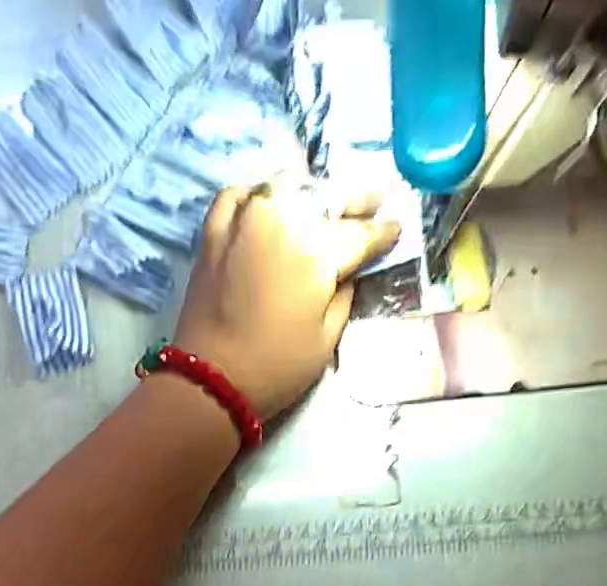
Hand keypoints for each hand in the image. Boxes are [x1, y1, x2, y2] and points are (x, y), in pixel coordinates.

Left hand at [172, 182, 399, 421]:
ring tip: (323, 201)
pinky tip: (268, 203)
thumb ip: (343, 296)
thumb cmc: (277, 367)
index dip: (382, 232)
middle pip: (325, 197)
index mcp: (318, 252)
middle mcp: (283, 221)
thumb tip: (347, 272)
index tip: (396, 229)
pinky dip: (258, 193)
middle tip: (370, 201)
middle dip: (352, 200)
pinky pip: (239, 194)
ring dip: (310, 192)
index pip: (360, 233)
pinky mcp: (213, 230)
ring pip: (286, 185)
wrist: (211, 379)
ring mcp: (244, 219)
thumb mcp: (327, 339)